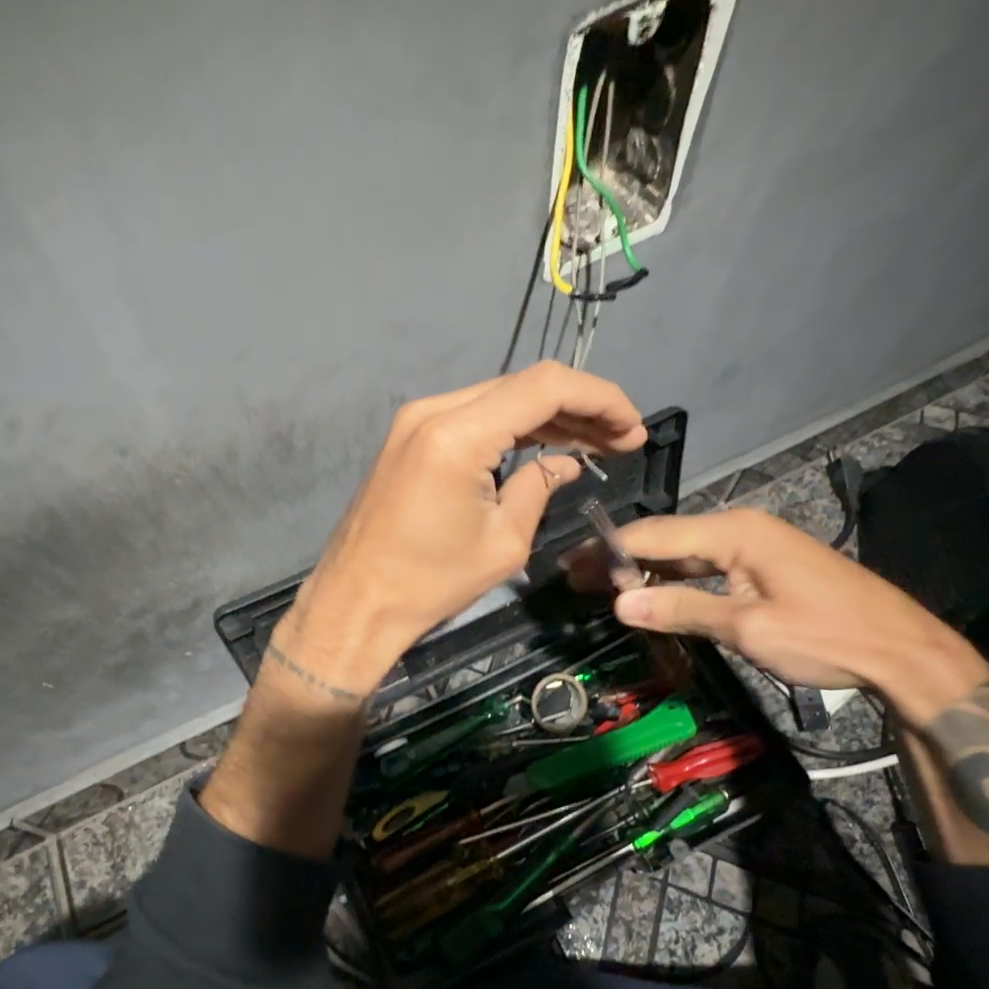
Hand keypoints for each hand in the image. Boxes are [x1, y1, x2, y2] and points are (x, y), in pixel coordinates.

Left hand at [279, 362, 647, 698]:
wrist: (355, 603)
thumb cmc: (428, 584)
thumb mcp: (502, 542)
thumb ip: (539, 488)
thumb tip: (566, 464)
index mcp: (457, 435)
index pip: (544, 387)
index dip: (600, 398)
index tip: (633, 427)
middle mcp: (434, 412)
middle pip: (523, 386)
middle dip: (581, 406)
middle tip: (624, 438)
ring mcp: (416, 421)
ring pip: (500, 398)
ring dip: (550, 415)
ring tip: (599, 442)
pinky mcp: (411, 437)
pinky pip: (474, 417)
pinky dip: (514, 426)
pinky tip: (550, 444)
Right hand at [566, 507, 988, 719]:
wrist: (905, 653)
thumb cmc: (827, 637)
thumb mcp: (748, 629)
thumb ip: (681, 610)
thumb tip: (622, 602)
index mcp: (735, 531)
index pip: (655, 534)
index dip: (609, 550)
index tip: (569, 567)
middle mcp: (742, 527)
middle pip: (667, 539)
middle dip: (621, 558)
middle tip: (576, 579)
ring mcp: (757, 545)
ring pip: (686, 552)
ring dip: (647, 569)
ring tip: (604, 586)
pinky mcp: (766, 566)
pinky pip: (709, 565)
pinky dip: (677, 579)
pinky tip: (654, 591)